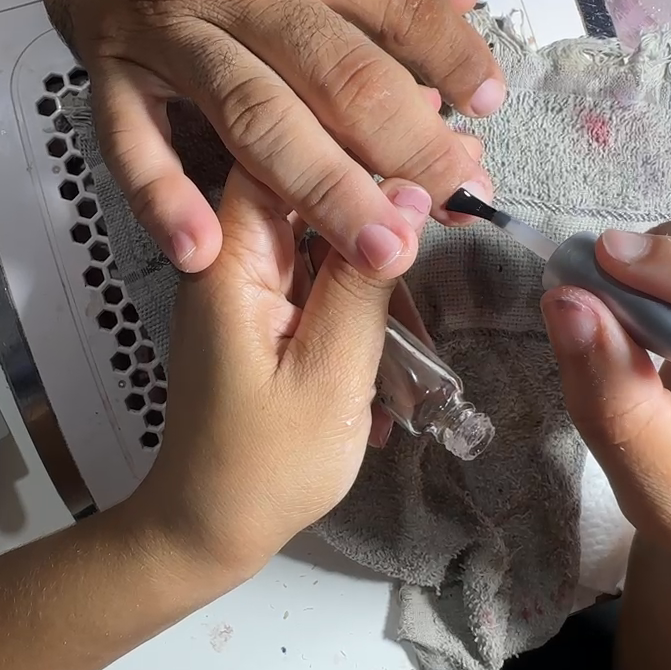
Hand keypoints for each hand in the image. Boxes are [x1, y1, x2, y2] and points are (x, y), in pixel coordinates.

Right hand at [3, 0, 500, 279]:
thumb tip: (453, 3)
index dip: (453, 59)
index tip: (485, 102)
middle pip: (336, 75)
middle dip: (408, 146)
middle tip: (456, 195)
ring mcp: (164, 24)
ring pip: (253, 119)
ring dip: (322, 193)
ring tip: (379, 246)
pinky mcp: (109, 62)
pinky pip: (130, 139)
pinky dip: (162, 198)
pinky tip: (200, 249)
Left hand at [126, 167, 429, 577]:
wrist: (208, 527)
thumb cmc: (265, 465)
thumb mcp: (330, 373)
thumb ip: (364, 281)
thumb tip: (407, 196)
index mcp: (231, 261)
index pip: (281, 158)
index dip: (352, 142)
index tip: (430, 142)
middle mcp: (232, 260)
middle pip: (309, 195)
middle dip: (384, 204)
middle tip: (462, 206)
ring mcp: (248, 289)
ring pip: (323, 242)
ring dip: (380, 271)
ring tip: (423, 326)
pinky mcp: (263, 315)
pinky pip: (318, 284)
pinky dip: (360, 307)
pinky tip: (396, 355)